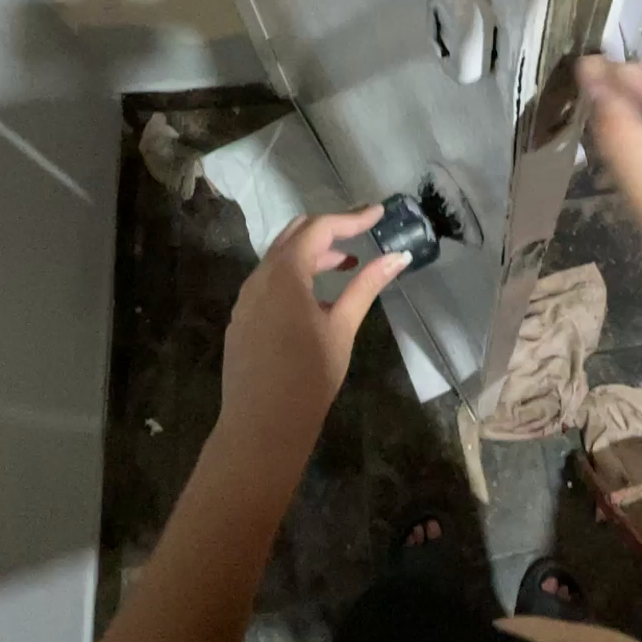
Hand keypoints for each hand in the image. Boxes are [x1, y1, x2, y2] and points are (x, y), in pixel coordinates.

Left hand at [220, 206, 410, 429]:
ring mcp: (246, 300)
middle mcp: (259, 279)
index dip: (350, 218)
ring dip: (313, 252)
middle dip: (329, 228)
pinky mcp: (243, 319)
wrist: (260, 428)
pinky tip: (318, 296)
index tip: (378, 213)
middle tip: (362, 231)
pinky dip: (297, 274)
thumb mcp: (343, 327)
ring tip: (346, 262)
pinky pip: (270, 281)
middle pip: (294, 235)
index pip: (319, 229)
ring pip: (279, 258)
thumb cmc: (308, 377)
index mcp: (285, 275)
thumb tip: (399, 256)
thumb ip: (367, 285)